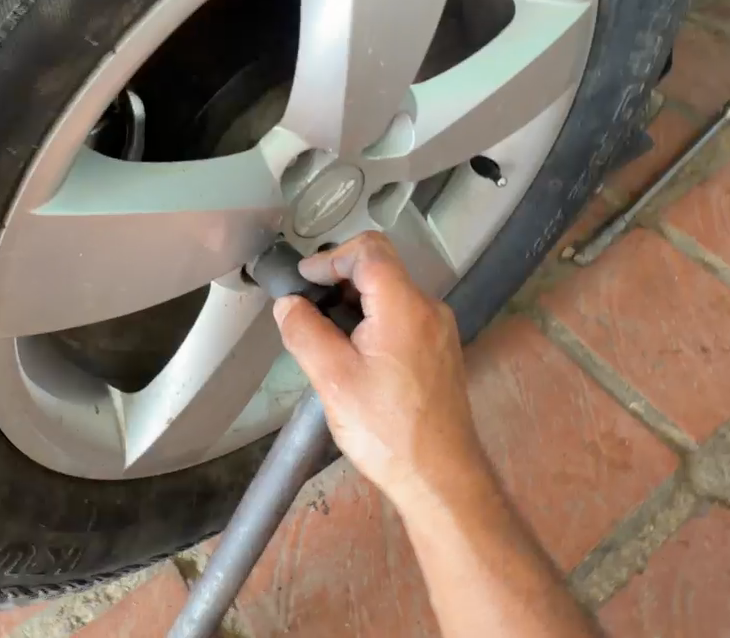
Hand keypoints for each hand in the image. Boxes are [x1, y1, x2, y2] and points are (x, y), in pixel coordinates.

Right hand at [271, 232, 488, 511]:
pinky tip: (354, 351)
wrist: (441, 480)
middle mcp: (428, 307)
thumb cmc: (386, 429)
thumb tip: (287, 303)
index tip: (303, 282)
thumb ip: (305, 332)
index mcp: (404, 305)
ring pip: (391, 291)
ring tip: (326, 332)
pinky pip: (403, 314)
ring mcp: (439, 329)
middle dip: (339, 276)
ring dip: (355, 299)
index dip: (330, 257)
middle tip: (309, 306)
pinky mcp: (440, 350)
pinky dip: (373, 317)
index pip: (368, 250)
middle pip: (381, 265)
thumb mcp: (333, 379)